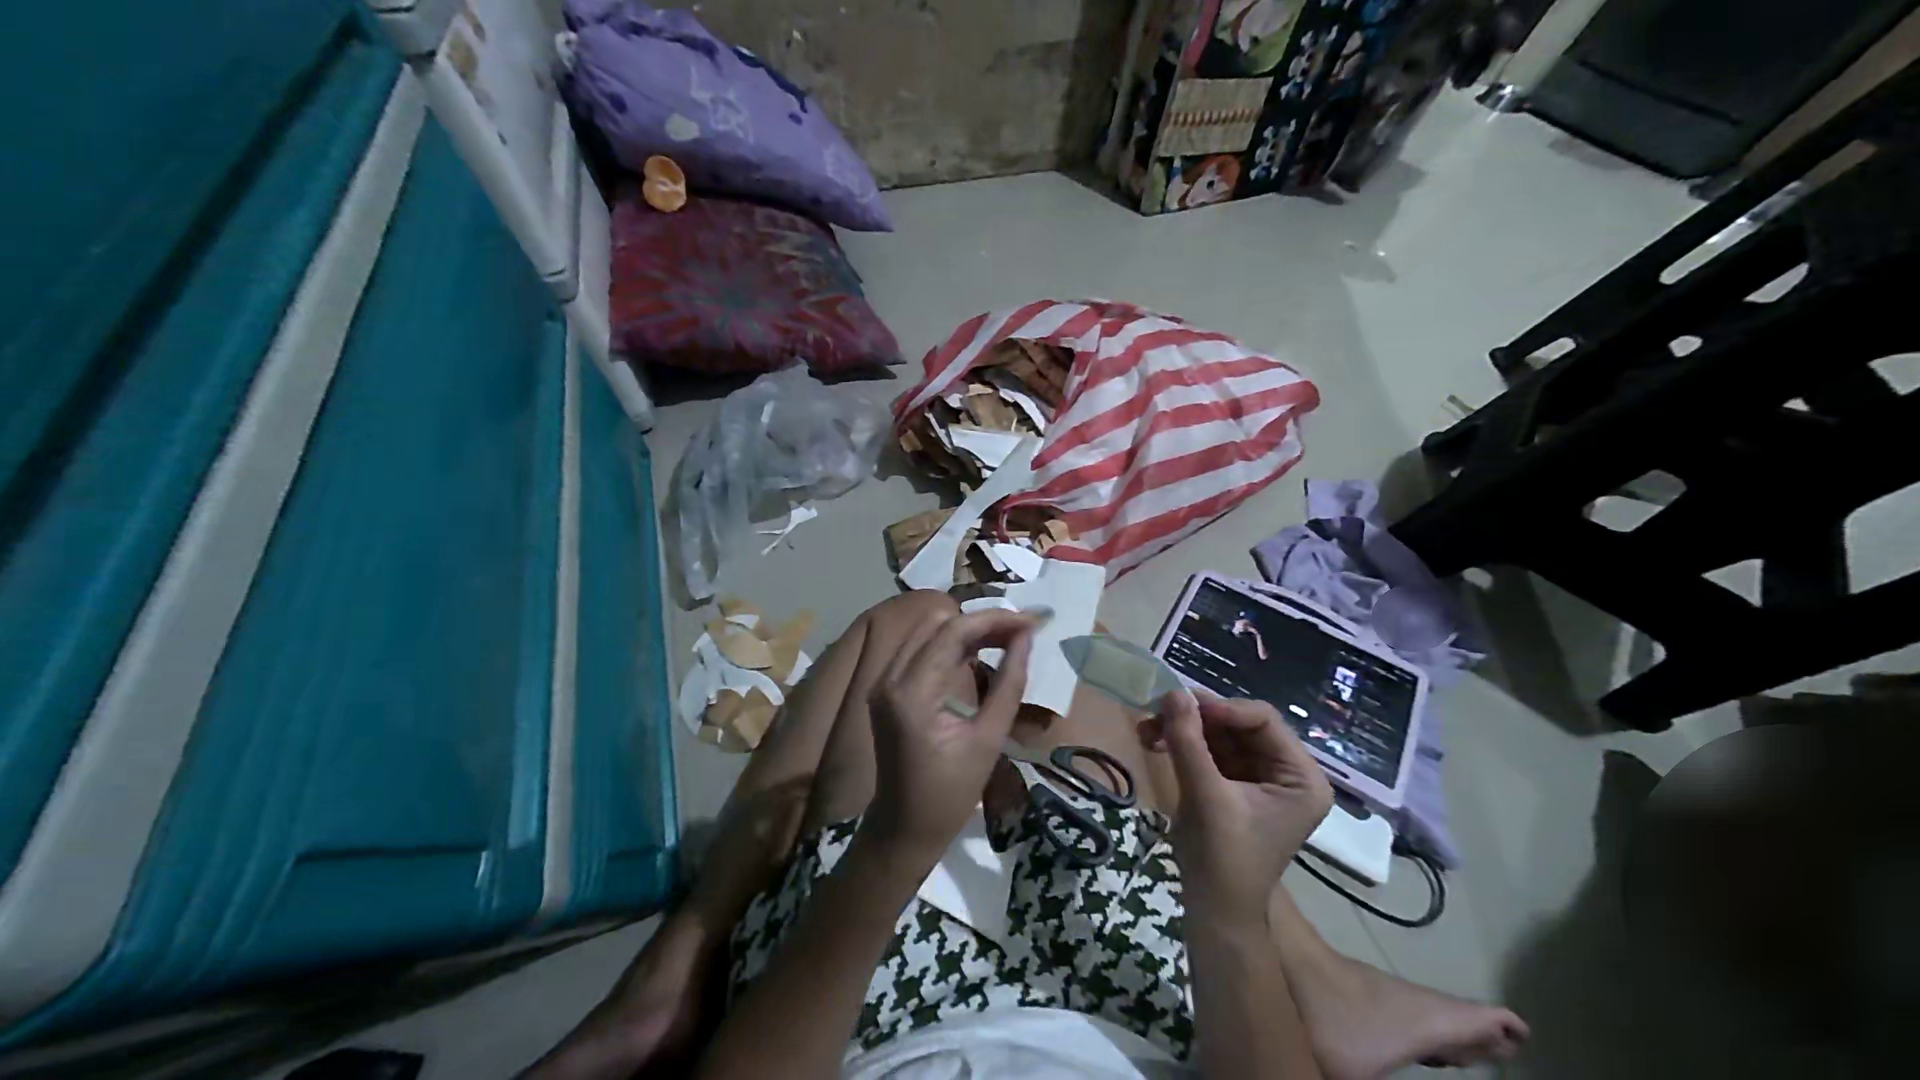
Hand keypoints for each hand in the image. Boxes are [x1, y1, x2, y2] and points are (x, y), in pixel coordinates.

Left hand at [863, 609, 1043, 859]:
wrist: (904, 828)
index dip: (994, 619)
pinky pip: (918, 649)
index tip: (1030, 621)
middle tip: (1020, 631)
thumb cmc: (951, 793)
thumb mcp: (989, 738)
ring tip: (1005, 639)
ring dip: (965, 629)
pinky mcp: (884, 689)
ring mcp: (882, 682)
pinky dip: (948, 644)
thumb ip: (1009, 683)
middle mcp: (889, 677)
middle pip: (936, 624)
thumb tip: (1026, 638)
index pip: (952, 632)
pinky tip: (977, 653)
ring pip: (925, 632)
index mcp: (911, 692)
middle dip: (981, 621)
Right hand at [1142, 691, 1333, 926]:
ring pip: (1219, 734)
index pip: (1264, 721)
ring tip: (1146, 728)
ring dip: (1183, 728)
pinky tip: (1152, 741)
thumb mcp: (1206, 796)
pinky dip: (1182, 743)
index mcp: (1301, 777)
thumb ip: (1190, 742)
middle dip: (1196, 718)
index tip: (1181, 706)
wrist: (1212, 911)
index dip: (1222, 709)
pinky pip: (1208, 750)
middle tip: (1155, 711)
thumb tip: (1173, 692)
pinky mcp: (1232, 784)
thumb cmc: (1223, 858)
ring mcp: (1258, 778)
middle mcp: (1286, 772)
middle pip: (1238, 725)